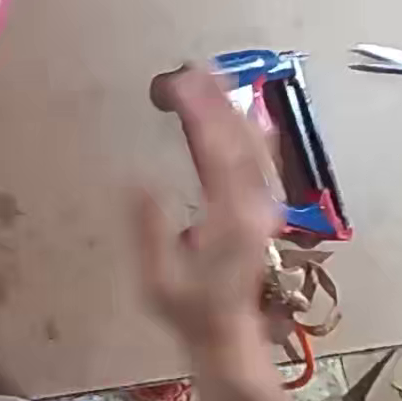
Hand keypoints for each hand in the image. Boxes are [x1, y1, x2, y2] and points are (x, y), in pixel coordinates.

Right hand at [133, 67, 279, 360]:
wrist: (228, 332)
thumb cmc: (187, 310)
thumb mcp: (157, 280)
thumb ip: (149, 232)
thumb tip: (136, 180)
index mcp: (230, 219)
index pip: (215, 154)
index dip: (198, 114)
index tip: (179, 83)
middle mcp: (256, 206)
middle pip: (239, 140)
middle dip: (216, 100)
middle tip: (191, 68)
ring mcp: (265, 206)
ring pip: (255, 145)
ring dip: (233, 108)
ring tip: (211, 78)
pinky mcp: (265, 208)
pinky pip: (263, 159)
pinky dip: (252, 129)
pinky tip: (247, 111)